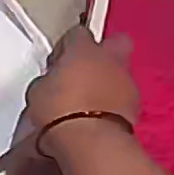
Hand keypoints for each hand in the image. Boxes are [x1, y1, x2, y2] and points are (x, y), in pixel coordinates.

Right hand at [24, 25, 140, 132]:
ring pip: (120, 71)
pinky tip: (96, 116)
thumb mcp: (37, 92)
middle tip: (84, 69)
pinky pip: (124, 96)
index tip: (57, 62)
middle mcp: (110, 59)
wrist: (88, 140)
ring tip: (86, 101)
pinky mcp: (135, 106)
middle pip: (115, 42)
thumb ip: (48, 79)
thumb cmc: (58, 111)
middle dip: (103, 52)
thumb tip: (51, 83)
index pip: (77, 34)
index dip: (67, 46)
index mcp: (83, 50)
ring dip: (107, 81)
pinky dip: (112, 103)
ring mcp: (127, 81)